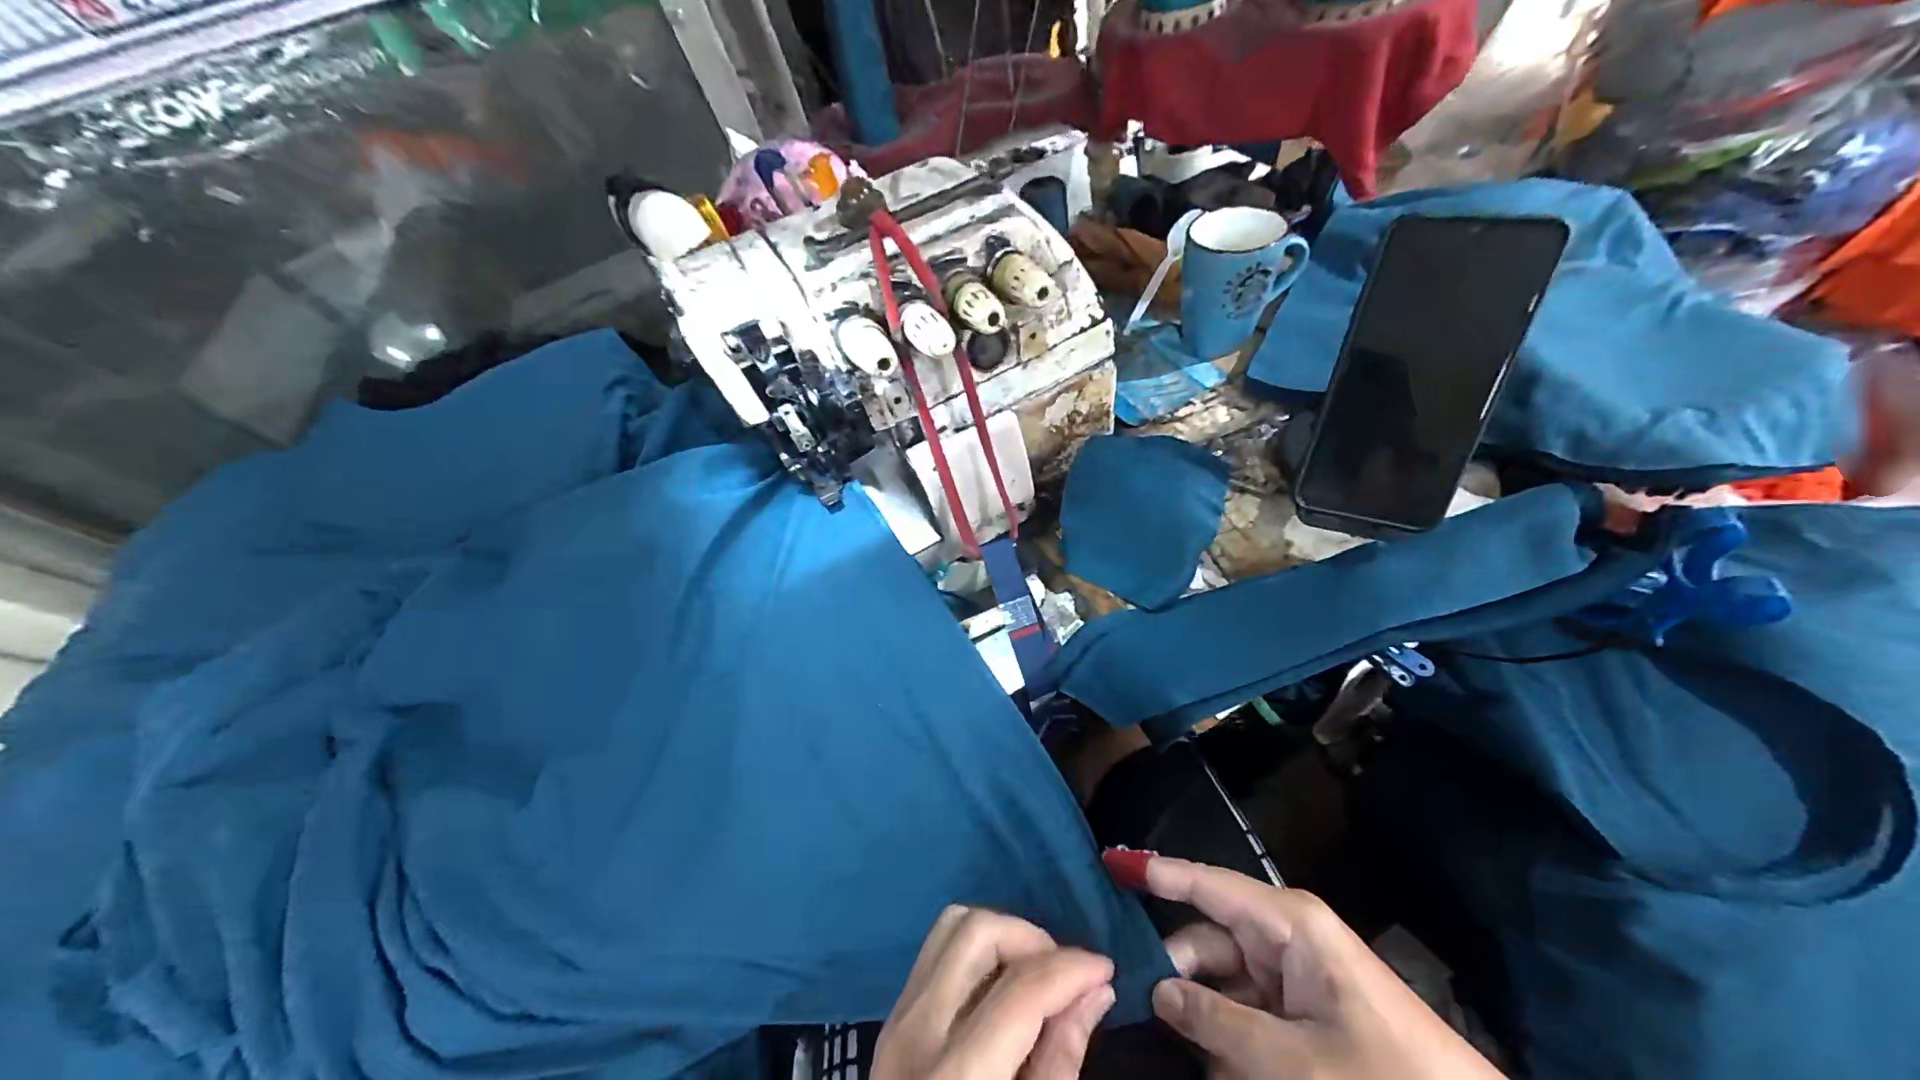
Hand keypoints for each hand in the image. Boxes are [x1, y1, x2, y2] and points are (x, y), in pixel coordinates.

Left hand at [873, 905, 1116, 1079]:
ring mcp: (897, 1020)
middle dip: (1030, 938)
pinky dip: (976, 953)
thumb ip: (1061, 1058)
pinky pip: (936, 953)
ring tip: (1035, 974)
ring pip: (949, 928)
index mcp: (959, 1075)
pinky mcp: (893, 1018)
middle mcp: (917, 1030)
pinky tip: (1003, 988)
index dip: (1072, 967)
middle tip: (1064, 974)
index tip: (1106, 968)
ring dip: (1001, 937)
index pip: (1021, 988)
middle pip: (975, 932)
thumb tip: (1095, 990)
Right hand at [1140, 856, 1502, 1079]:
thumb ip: (1214, 1021)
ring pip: (1224, 979)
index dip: (1156, 872)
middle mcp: (1286, 936)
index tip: (1109, 862)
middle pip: (1208, 937)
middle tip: (1130, 1003)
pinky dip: (1227, 1034)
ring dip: (1201, 1014)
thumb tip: (1158, 990)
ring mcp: (1296, 974)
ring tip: (1177, 1046)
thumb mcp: (1290, 1061)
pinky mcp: (1306, 1009)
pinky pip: (1248, 1010)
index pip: (1206, 883)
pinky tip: (1215, 1063)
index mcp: (1288, 923)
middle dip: (1174, 969)